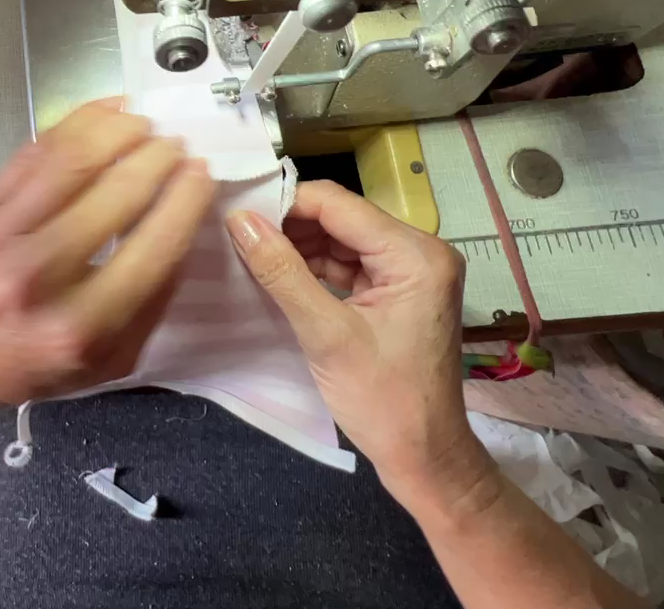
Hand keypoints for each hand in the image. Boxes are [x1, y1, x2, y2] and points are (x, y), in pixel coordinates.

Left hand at [0, 99, 213, 431]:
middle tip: (177, 145)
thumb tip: (181, 228)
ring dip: (119, 130)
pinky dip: (77, 122)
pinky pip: (37, 149)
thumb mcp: (108, 361)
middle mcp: (43, 272)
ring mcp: (7, 232)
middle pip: (118, 194)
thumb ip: (152, 303)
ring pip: (75, 159)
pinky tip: (105, 111)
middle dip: (159, 159)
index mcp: (82, 324)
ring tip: (144, 121)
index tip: (202, 173)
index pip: (152, 247)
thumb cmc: (31, 365)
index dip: (185, 202)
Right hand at [226, 181, 492, 513]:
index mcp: (415, 254)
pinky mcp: (397, 288)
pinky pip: (347, 261)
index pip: (338, 204)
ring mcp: (409, 270)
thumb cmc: (382, 400)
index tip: (239, 213)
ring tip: (252, 251)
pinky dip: (314, 265)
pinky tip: (279, 270)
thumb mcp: (325, 333)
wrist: (425, 459)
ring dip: (298, 244)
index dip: (286, 204)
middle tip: (240, 234)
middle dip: (290, 224)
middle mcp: (419, 250)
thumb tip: (239, 220)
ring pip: (340, 237)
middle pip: (340, 217)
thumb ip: (281, 271)